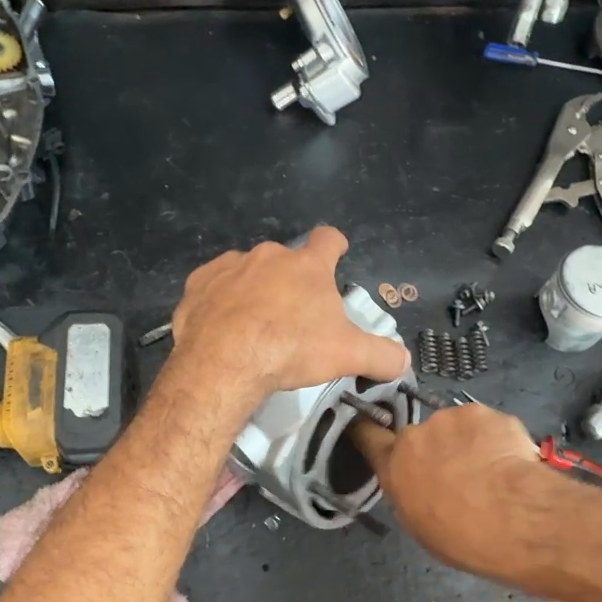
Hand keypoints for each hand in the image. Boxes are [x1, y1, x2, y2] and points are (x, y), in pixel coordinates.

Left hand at [169, 227, 409, 397]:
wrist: (224, 361)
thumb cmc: (291, 349)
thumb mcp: (347, 355)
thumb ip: (381, 355)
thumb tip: (404, 360)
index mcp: (308, 266)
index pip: (328, 240)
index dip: (334, 245)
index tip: (336, 251)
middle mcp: (268, 256)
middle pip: (284, 261)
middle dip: (289, 282)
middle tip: (290, 318)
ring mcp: (229, 266)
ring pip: (246, 272)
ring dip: (252, 291)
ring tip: (252, 326)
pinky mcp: (198, 285)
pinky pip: (212, 287)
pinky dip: (218, 302)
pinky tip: (220, 326)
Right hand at [351, 405, 567, 577]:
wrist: (509, 516)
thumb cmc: (461, 535)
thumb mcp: (422, 525)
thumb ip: (413, 494)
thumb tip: (424, 487)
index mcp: (394, 468)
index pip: (369, 437)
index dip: (369, 430)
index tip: (369, 424)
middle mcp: (414, 437)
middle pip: (424, 436)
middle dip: (440, 449)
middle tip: (465, 474)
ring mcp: (449, 419)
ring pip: (459, 428)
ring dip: (472, 442)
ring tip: (496, 470)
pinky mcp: (483, 413)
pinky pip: (489, 424)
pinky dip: (499, 438)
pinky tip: (513, 460)